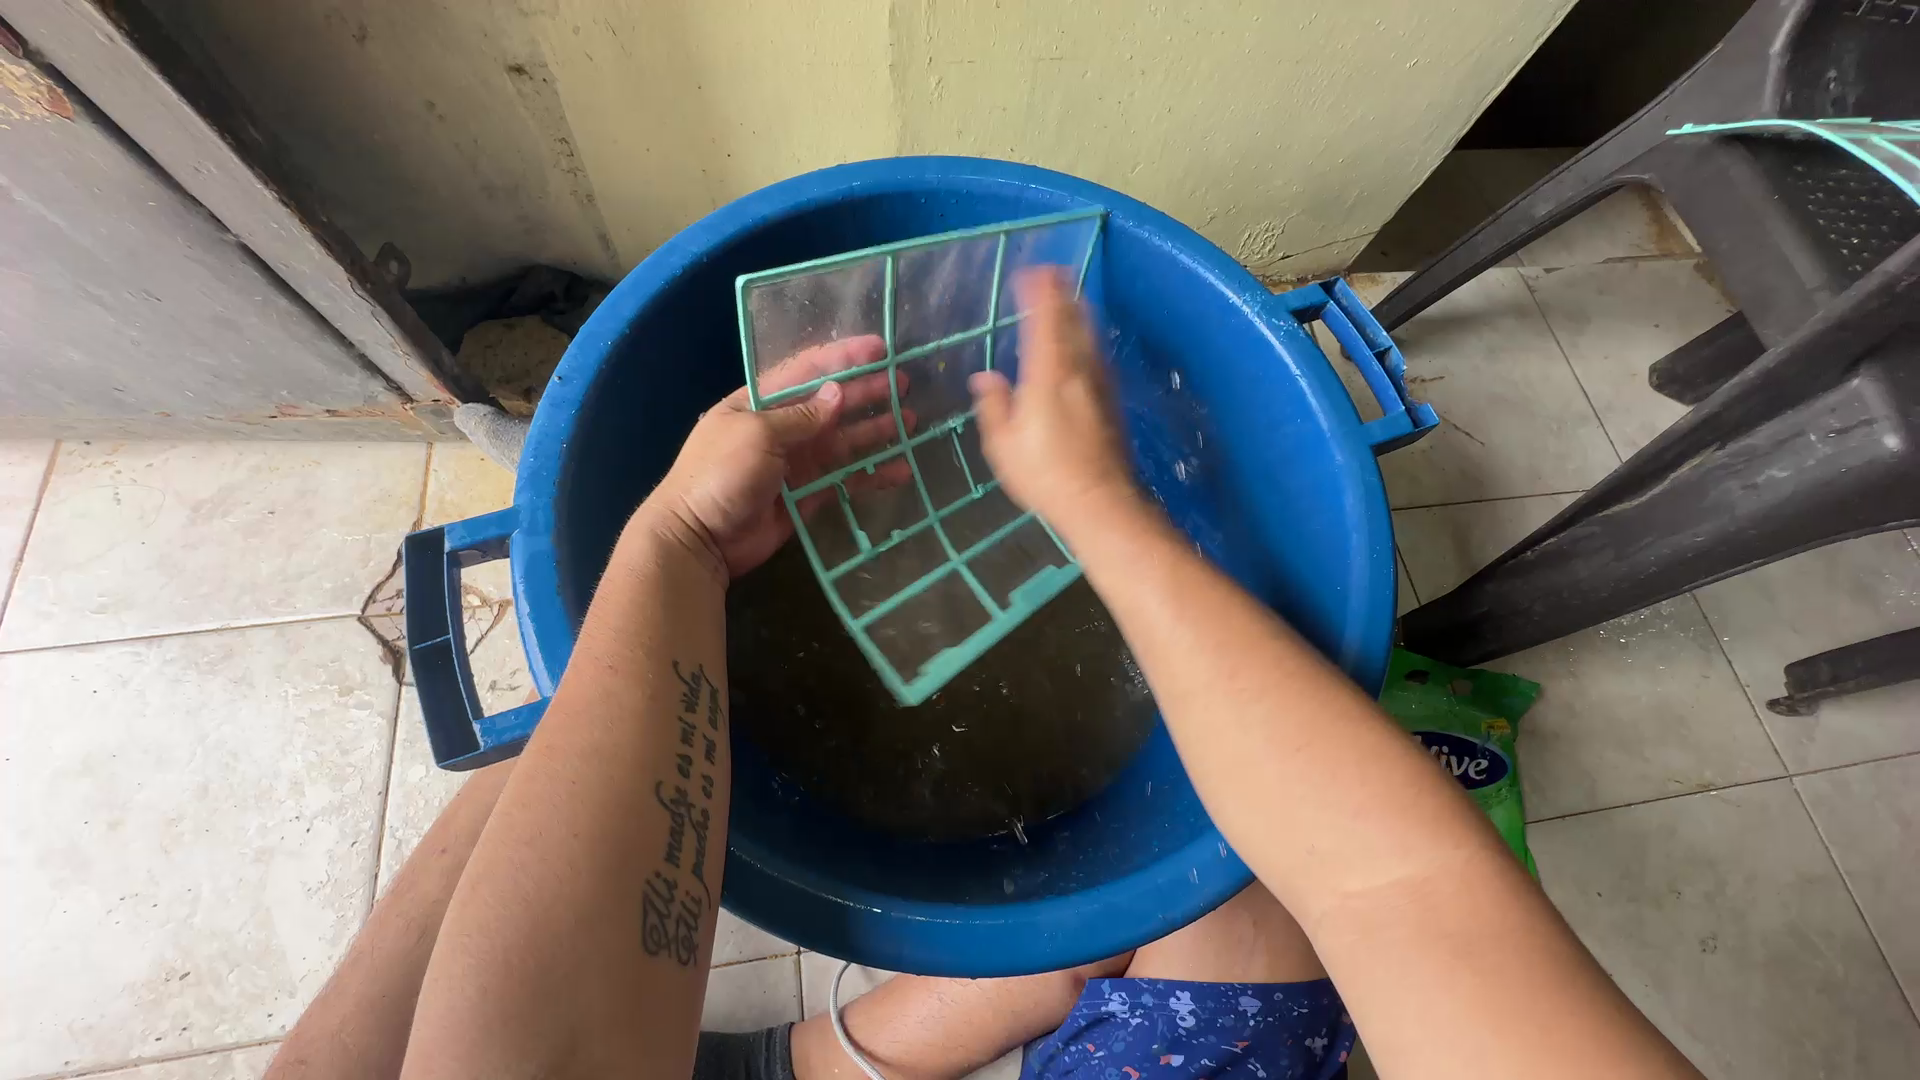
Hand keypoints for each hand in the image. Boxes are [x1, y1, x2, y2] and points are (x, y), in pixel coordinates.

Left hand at [638, 336, 908, 580]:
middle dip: (867, 393)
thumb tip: (838, 394)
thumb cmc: (719, 474)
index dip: (844, 358)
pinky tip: (900, 471)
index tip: (880, 348)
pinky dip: (872, 475)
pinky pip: (846, 479)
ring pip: (844, 441)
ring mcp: (796, 463)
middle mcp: (781, 428)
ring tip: (910, 421)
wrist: (700, 537)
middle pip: (832, 404)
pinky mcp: (808, 494)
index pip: (807, 371)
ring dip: (875, 431)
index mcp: (760, 402)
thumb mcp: (757, 435)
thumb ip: (801, 417)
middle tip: (906, 384)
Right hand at [968, 268, 1138, 526]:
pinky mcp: (1113, 401)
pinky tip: (1083, 345)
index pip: (1045, 319)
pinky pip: (1098, 356)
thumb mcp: (1004, 444)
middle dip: (1063, 293)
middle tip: (1054, 274)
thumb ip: (994, 405)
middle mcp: (1078, 370)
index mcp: (1048, 374)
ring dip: (1079, 312)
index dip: (1038, 291)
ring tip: (1070, 300)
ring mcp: (1100, 384)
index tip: (1032, 272)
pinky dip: (1088, 338)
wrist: (1099, 501)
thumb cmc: (1045, 474)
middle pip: (1075, 319)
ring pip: (1091, 336)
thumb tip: (986, 378)